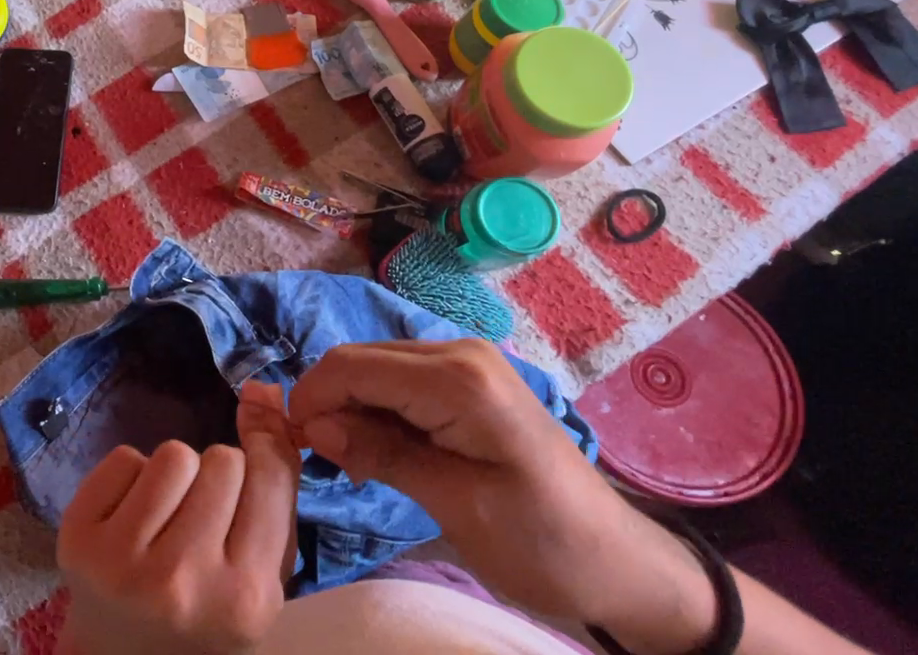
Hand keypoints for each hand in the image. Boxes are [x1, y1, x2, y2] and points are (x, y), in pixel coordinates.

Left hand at [57, 381, 301, 654]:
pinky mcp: (77, 538)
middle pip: (221, 459)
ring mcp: (124, 561)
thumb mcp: (260, 572)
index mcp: (246, 598)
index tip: (255, 436)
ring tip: (169, 513)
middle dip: (218, 477)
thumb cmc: (206, 613)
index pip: (270, 476)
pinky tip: (131, 515)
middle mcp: (184, 579)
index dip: (264, 446)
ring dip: (178, 473)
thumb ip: (275, 489)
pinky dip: (133, 476)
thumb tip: (265, 391)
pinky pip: (125, 458)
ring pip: (174, 453)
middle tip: (204, 516)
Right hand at [288, 340, 717, 651]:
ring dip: (351, 410)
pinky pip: (398, 382)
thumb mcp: (455, 504)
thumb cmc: (542, 542)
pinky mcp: (466, 381)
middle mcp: (458, 352)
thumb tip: (312, 427)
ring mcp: (464, 363)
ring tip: (356, 464)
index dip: (312, 400)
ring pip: (373, 370)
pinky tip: (382, 451)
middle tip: (323, 463)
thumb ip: (381, 454)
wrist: (620, 564)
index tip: (297, 447)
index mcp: (457, 378)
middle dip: (329, 404)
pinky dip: (376, 411)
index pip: (352, 366)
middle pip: (359, 361)